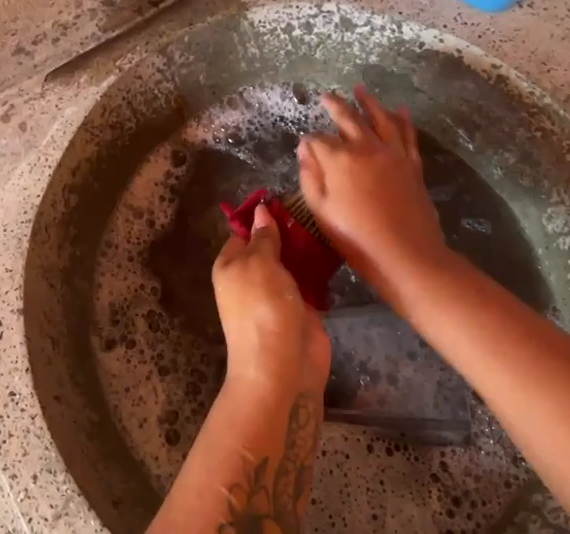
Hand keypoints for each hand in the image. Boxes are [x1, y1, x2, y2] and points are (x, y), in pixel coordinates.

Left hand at [212, 207, 331, 395]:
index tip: (287, 198)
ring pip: (293, 262)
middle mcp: (252, 278)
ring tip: (330, 223)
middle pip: (272, 245)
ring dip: (308, 249)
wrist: (281, 369)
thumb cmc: (262, 309)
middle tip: (315, 208)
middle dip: (290, 230)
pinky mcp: (302, 309)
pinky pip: (311, 281)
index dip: (263, 216)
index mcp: (232, 265)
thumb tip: (261, 211)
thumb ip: (263, 237)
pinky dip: (322, 270)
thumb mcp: (259, 264)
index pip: (244, 232)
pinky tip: (337, 250)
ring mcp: (278, 294)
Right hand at [298, 86, 451, 298]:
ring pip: (381, 119)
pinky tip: (400, 110)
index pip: (319, 140)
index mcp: (340, 158)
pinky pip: (408, 135)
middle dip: (336, 105)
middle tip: (327, 96)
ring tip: (361, 89)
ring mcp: (393, 154)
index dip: (310, 142)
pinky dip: (403, 120)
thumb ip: (309, 176)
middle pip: (349, 119)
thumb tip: (305, 149)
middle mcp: (366, 147)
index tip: (305, 146)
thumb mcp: (321, 211)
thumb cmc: (356, 238)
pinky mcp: (412, 165)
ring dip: (369, 102)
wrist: (407, 256)